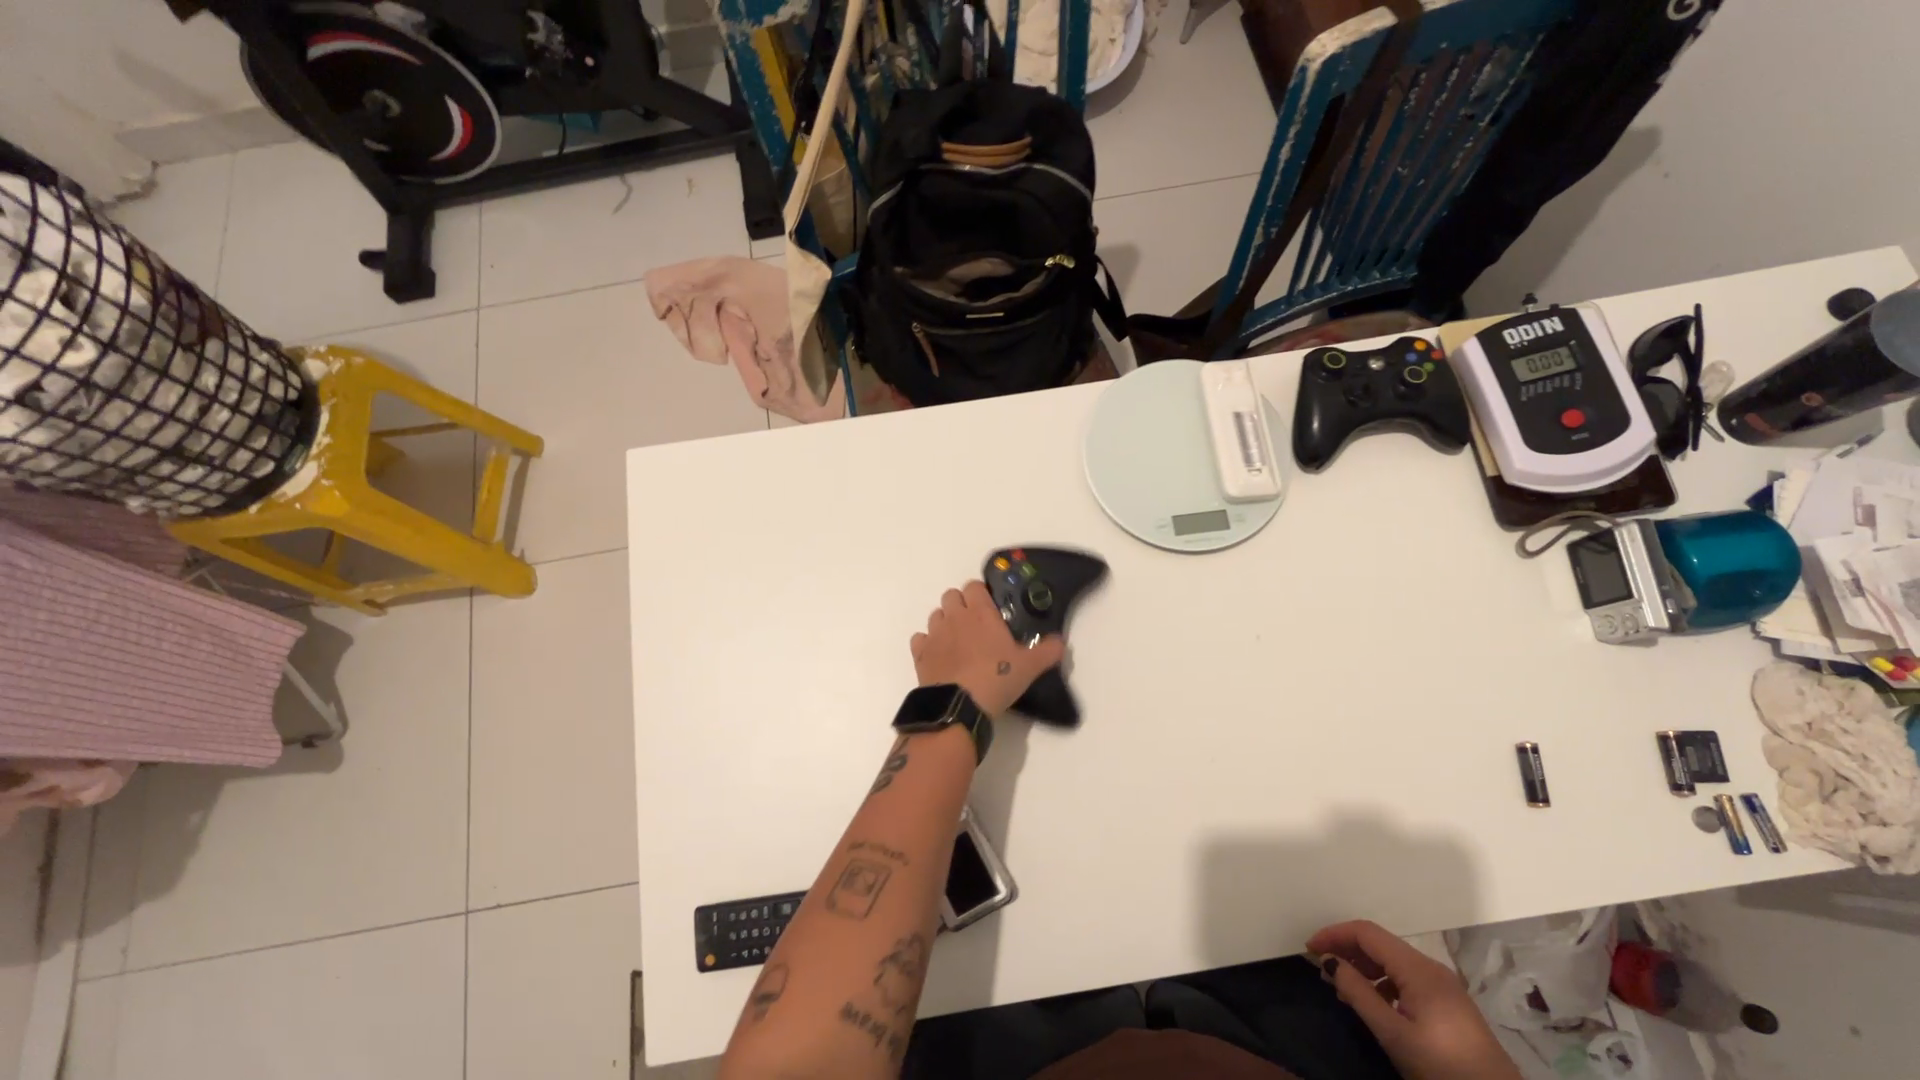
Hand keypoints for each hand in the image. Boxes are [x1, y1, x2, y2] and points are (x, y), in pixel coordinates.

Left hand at [910, 581, 1065, 716]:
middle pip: (951, 595)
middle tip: (975, 624)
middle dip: (961, 604)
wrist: (959, 706)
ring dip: (945, 622)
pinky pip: (920, 638)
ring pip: (935, 615)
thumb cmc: (997, 679)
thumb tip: (1060, 642)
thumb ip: (1048, 651)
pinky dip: (928, 643)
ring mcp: (934, 634)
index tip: (990, 607)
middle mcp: (955, 617)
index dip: (981, 594)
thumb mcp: (1030, 667)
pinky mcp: (919, 654)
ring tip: (958, 641)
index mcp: (981, 613)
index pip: (974, 586)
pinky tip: (939, 656)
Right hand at [1307, 920, 1521, 1079]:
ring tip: (1341, 988)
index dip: (1335, 934)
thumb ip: (1358, 994)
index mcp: (1418, 969)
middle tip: (1320, 968)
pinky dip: (1382, 982)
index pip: (1367, 933)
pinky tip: (1372, 1003)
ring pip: (1393, 961)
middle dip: (1347, 949)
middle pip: (1380, 943)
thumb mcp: (1393, 1033)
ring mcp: (1442, 985)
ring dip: (1363, 966)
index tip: (1309, 950)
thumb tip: (1330, 962)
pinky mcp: (1447, 1002)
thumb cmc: (1442, 1067)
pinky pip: (1406, 978)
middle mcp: (1431, 968)